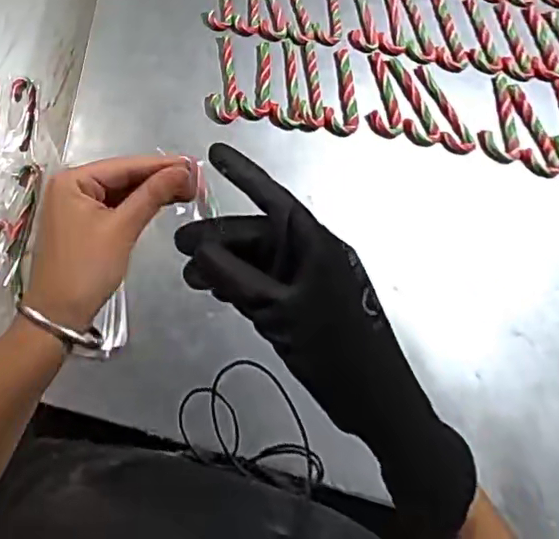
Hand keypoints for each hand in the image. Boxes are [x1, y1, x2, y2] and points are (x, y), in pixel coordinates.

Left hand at [25, 155, 195, 329]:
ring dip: (150, 191)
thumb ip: (152, 196)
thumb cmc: (84, 270)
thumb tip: (180, 171)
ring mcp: (74, 204)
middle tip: (194, 178)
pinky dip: (136, 205)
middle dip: (158, 178)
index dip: (160, 165)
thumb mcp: (122, 229)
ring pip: (119, 190)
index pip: (123, 165)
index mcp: (71, 180)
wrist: (58, 317)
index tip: (191, 164)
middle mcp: (70, 186)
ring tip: (185, 188)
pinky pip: (113, 205)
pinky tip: (160, 201)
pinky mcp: (81, 222)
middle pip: (121, 176)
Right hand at [175, 145, 474, 537]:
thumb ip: (235, 278)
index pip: (274, 198)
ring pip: (255, 259)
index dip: (243, 173)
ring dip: (223, 266)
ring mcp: (306, 278)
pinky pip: (263, 280)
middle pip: (255, 233)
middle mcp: (310, 253)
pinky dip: (238, 283)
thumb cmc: (336, 353)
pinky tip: (215, 291)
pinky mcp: (302, 300)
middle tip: (179, 248)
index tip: (214, 152)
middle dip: (216, 239)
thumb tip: (199, 250)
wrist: (379, 407)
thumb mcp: (278, 313)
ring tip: (191, 279)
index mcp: (315, 244)